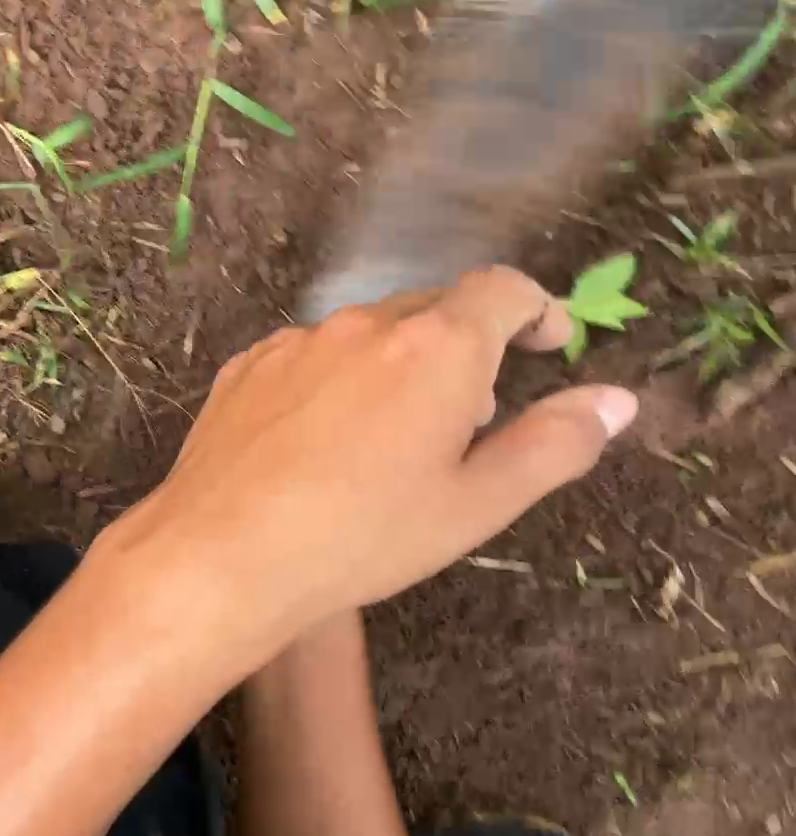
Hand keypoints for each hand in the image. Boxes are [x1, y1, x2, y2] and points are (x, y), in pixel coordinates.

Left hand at [96, 265, 637, 632]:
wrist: (223, 545)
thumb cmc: (361, 534)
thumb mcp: (476, 502)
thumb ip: (553, 443)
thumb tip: (612, 399)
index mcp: (430, 347)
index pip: (499, 289)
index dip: (535, 310)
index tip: (546, 346)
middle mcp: (354, 329)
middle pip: (427, 310)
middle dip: (462, 348)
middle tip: (467, 417)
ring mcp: (287, 346)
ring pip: (358, 335)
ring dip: (392, 364)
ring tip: (387, 437)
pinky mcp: (239, 369)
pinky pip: (302, 357)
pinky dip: (330, 377)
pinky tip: (318, 437)